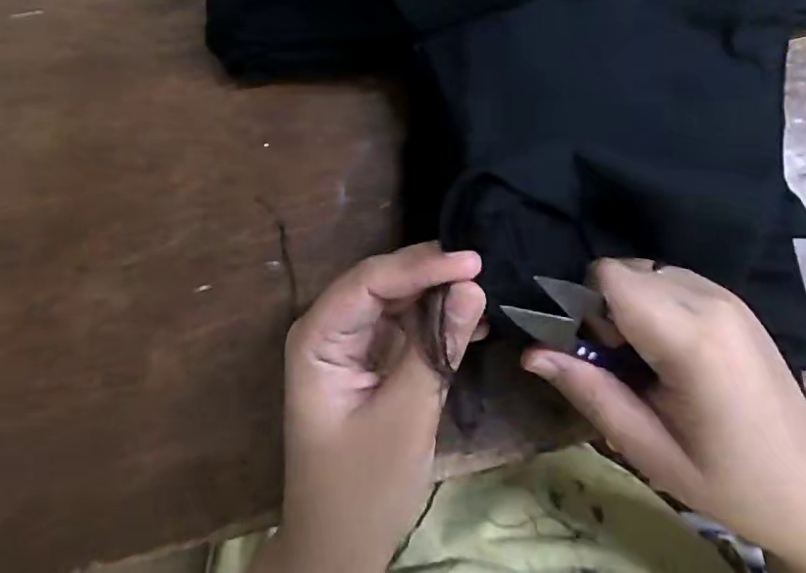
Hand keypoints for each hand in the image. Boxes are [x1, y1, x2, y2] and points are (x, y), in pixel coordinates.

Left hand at [256, 243, 486, 572]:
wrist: (341, 546)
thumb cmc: (362, 488)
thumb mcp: (406, 418)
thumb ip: (438, 349)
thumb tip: (473, 287)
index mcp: (317, 338)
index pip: (370, 281)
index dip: (421, 265)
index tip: (472, 261)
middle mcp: (332, 328)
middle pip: (385, 282)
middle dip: (433, 272)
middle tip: (485, 265)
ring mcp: (354, 342)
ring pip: (401, 298)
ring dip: (441, 294)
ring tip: (487, 287)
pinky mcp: (377, 358)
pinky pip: (411, 324)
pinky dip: (441, 321)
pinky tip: (476, 319)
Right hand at [521, 259, 805, 572]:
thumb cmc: (728, 481)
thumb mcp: (649, 450)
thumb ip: (589, 391)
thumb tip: (530, 353)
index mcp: (691, 338)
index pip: (610, 276)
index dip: (588, 306)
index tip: (599, 352)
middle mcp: (710, 300)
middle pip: (626, 269)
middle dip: (608, 306)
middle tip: (623, 363)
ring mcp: (727, 295)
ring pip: (647, 270)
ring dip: (632, 303)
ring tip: (650, 360)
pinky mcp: (735, 298)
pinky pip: (673, 278)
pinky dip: (657, 301)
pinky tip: (674, 350)